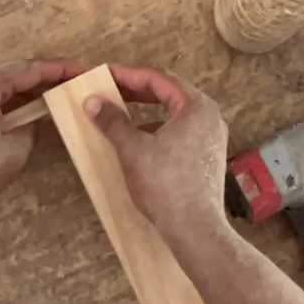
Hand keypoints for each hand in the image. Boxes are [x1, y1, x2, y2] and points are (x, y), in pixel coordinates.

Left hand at [0, 59, 85, 211]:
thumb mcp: (14, 152)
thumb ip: (31, 131)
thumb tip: (34, 124)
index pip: (26, 69)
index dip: (56, 70)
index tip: (76, 71)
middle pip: (3, 75)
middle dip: (32, 83)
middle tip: (56, 92)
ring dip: (7, 97)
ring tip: (29, 110)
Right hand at [82, 65, 227, 233]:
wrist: (193, 228)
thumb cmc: (165, 184)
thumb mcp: (133, 149)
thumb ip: (113, 121)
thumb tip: (91, 101)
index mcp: (197, 107)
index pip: (159, 79)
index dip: (129, 75)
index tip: (105, 74)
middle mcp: (210, 118)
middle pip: (170, 95)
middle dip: (138, 93)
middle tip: (111, 91)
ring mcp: (212, 140)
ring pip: (175, 117)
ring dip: (147, 114)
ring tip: (122, 117)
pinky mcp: (207, 159)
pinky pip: (180, 135)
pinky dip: (158, 133)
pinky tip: (140, 144)